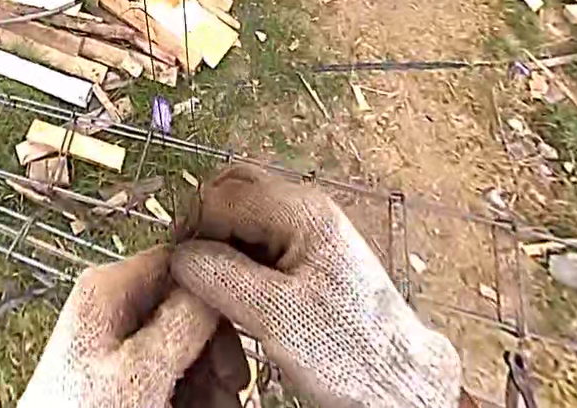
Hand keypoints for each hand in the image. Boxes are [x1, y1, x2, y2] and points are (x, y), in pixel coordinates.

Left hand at [19, 245, 241, 407]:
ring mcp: (116, 343)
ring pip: (181, 344)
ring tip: (221, 403)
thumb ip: (180, 322)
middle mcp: (112, 307)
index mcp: (108, 287)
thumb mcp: (139, 370)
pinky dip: (191, 391)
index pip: (173, 259)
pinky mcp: (121, 376)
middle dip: (214, 345)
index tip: (238, 322)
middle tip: (231, 382)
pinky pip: (168, 371)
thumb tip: (215, 285)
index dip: (210, 287)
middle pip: (182, 306)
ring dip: (208, 375)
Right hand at [171, 165, 462, 407]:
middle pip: (234, 189)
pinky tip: (231, 286)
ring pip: (244, 211)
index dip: (192, 224)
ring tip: (206, 278)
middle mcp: (304, 206)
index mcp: (300, 209)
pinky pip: (260, 235)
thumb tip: (178, 254)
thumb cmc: (349, 355)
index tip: (173, 261)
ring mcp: (307, 226)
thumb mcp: (276, 317)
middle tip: (185, 262)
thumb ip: (221, 276)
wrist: (403, 387)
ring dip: (219, 237)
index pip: (224, 195)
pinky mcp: (309, 250)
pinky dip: (237, 251)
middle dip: (204, 221)